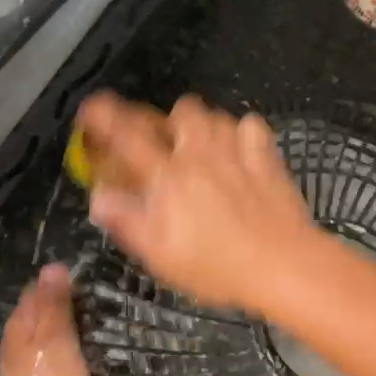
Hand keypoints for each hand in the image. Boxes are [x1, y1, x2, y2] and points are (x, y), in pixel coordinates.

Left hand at [0, 263, 91, 375]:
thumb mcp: (57, 341)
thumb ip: (55, 304)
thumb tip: (53, 265)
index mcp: (19, 328)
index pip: (37, 289)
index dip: (62, 282)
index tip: (92, 280)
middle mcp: (18, 343)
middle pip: (43, 311)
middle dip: (68, 302)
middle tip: (103, 299)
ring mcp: (28, 366)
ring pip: (50, 334)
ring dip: (72, 327)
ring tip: (102, 322)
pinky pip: (57, 356)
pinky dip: (72, 349)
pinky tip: (90, 353)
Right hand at [76, 92, 321, 313]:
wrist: (282, 265)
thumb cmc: (218, 266)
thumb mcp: (161, 254)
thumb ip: (128, 221)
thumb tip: (100, 199)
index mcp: (169, 177)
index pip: (129, 136)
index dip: (106, 118)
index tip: (93, 108)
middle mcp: (201, 154)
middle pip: (179, 111)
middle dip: (167, 122)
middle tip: (164, 145)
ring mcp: (238, 152)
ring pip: (214, 115)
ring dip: (203, 127)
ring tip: (200, 149)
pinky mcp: (268, 158)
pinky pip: (251, 126)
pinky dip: (242, 133)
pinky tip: (240, 152)